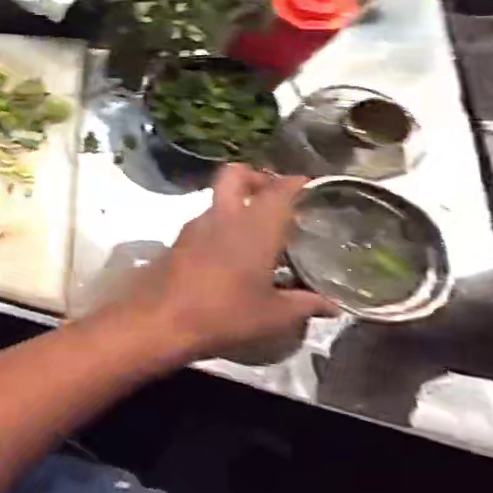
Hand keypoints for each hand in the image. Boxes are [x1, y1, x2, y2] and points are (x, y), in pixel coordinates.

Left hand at [111, 165, 334, 357]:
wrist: (162, 317)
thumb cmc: (225, 313)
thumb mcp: (275, 315)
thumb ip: (305, 304)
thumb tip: (330, 305)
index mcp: (252, 229)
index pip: (276, 192)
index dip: (294, 183)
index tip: (309, 185)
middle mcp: (221, 218)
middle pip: (234, 176)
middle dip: (256, 177)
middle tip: (277, 196)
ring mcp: (195, 226)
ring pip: (218, 198)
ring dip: (238, 203)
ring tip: (262, 228)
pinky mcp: (179, 239)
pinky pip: (206, 220)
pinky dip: (223, 223)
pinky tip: (236, 249)